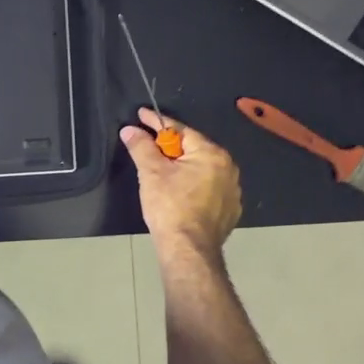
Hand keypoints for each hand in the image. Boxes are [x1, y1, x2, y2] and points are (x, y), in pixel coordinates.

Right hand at [120, 107, 241, 259]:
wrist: (189, 248)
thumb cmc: (170, 206)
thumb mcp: (151, 173)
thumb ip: (141, 147)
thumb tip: (130, 129)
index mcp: (211, 154)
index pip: (180, 130)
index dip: (157, 123)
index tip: (141, 116)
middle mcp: (228, 167)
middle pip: (193, 149)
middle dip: (171, 147)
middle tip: (148, 148)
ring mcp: (232, 190)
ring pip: (202, 169)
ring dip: (183, 166)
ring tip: (163, 173)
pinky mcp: (230, 209)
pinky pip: (209, 188)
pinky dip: (194, 185)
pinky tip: (180, 194)